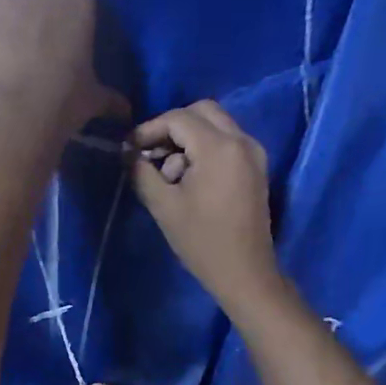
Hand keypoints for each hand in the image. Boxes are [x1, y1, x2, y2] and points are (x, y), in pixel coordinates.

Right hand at [130, 100, 282, 303]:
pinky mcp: (256, 167)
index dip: (149, 129)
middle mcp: (241, 140)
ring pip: (216, 124)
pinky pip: (227, 141)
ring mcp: (253, 152)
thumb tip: (129, 152)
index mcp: (219, 147)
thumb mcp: (164, 206)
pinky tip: (188, 176)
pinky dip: (205, 147)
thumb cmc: (202, 242)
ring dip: (189, 137)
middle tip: (150, 153)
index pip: (178, 119)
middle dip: (171, 127)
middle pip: (201, 111)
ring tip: (168, 171)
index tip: (130, 148)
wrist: (245, 273)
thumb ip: (142, 172)